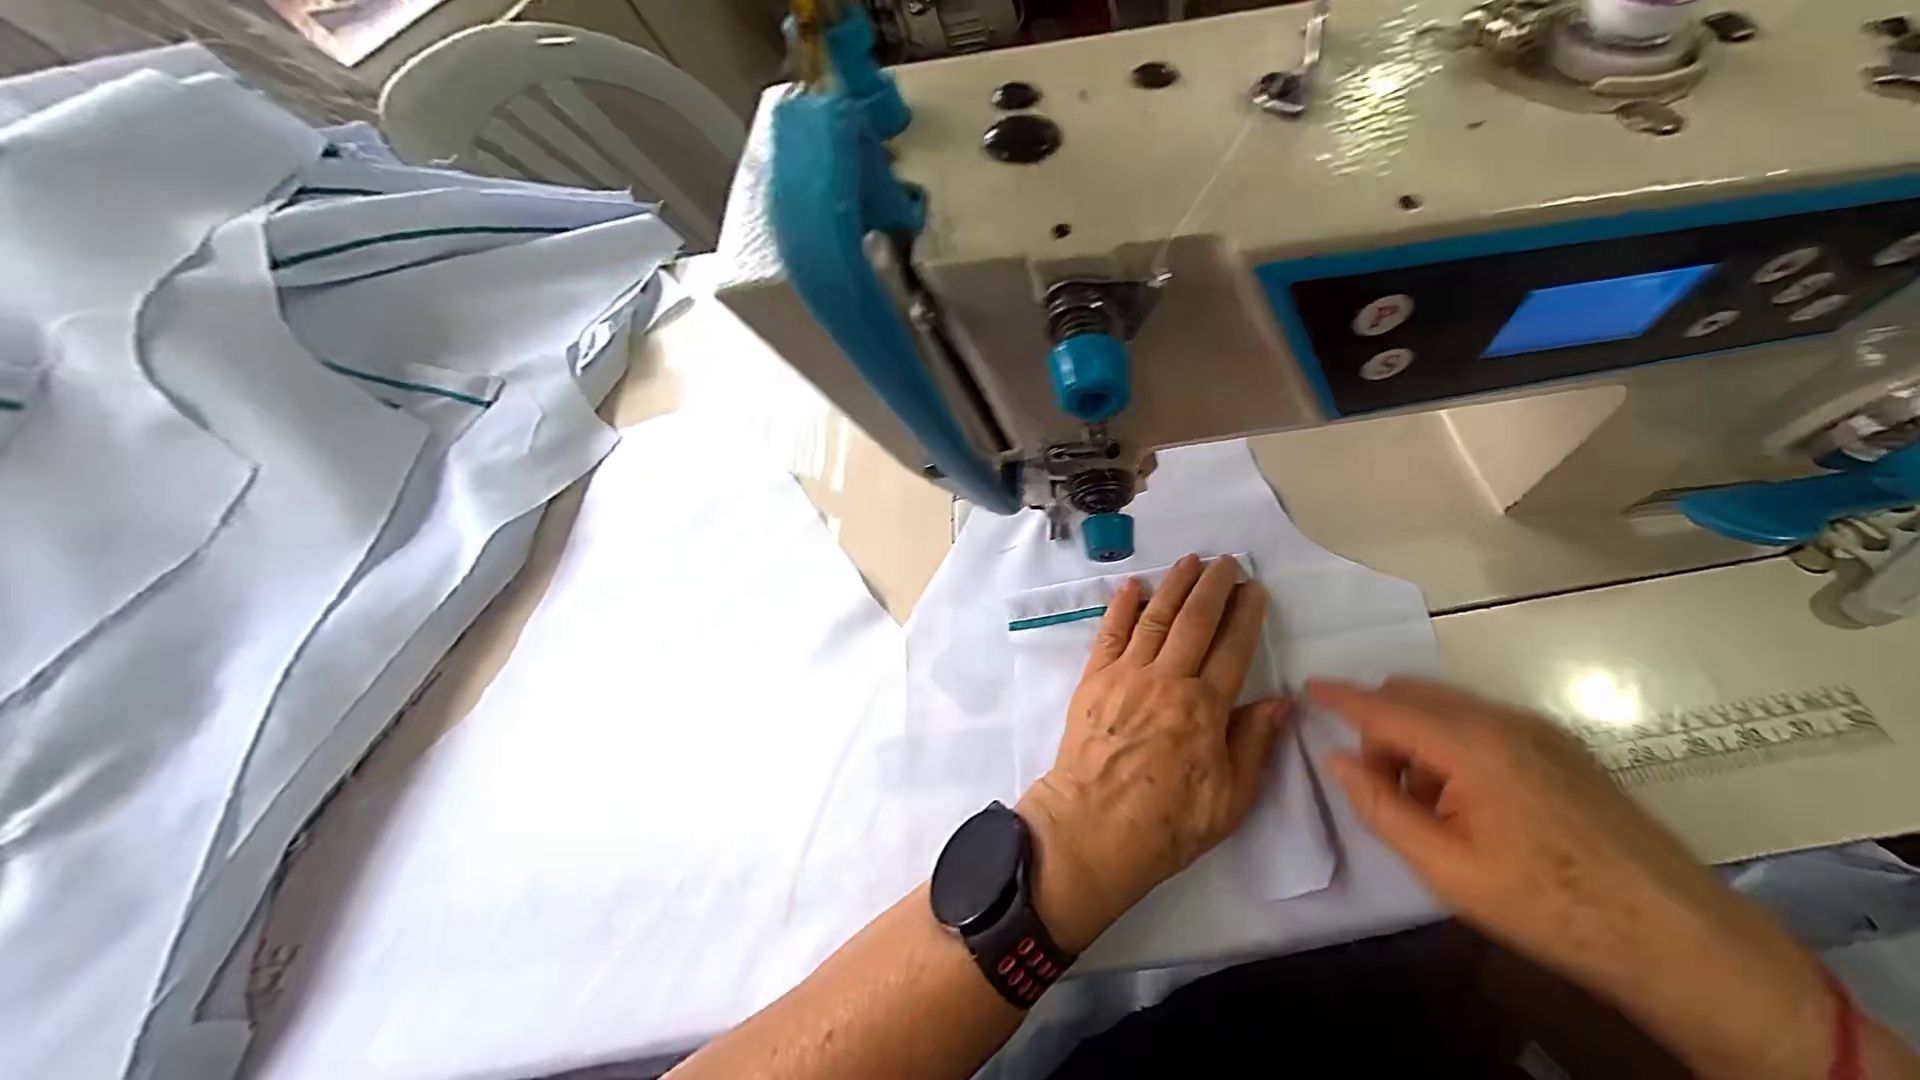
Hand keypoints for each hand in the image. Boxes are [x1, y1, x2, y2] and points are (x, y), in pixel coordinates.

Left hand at [1018, 555, 1290, 952]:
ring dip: (1174, 585)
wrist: (1093, 827)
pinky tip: (1133, 587)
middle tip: (1226, 561)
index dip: (1246, 615)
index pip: (1232, 648)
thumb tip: (1279, 701)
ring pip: (1155, 618)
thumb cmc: (1168, 821)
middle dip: (1213, 587)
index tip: (1254, 589)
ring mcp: (1126, 675)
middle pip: (1195, 621)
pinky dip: (1122, 607)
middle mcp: (1167, 680)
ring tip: (1189, 561)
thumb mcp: (1230, 797)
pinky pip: (1110, 633)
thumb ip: (1254, 743)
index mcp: (1204, 708)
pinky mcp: (1093, 679)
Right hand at [1313, 677, 1837, 1078]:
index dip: (1340, 696)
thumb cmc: (1548, 905)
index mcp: (1471, 747)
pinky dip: (1450, 743)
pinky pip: (1480, 722)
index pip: (1384, 706)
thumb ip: (1379, 806)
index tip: (1307, 686)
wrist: (1682, 941)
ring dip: (1415, 736)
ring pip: (1445, 706)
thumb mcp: (1444, 867)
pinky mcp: (1560, 746)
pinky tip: (1470, 801)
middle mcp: (1503, 722)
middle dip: (1379, 725)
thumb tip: (1337, 759)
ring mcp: (1537, 730)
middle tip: (1379, 783)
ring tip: (1429, 804)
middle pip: (1412, 693)